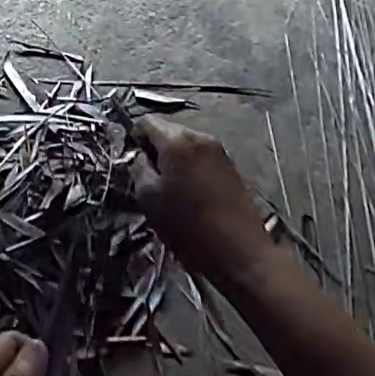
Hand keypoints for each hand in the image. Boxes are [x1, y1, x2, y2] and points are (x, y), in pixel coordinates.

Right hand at [128, 116, 276, 281]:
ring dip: (174, 159)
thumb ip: (138, 168)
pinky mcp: (230, 166)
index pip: (146, 122)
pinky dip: (191, 167)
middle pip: (167, 131)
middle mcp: (199, 136)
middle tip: (151, 179)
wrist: (240, 253)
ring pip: (185, 145)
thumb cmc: (189, 226)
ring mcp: (218, 150)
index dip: (135, 138)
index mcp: (176, 140)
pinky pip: (201, 156)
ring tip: (172, 189)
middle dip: (156, 149)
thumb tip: (139, 156)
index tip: (133, 161)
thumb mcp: (149, 199)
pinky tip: (191, 193)